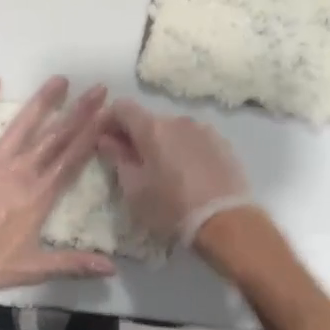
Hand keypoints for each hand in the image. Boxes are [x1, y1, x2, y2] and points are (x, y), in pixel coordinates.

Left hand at [0, 75, 117, 294]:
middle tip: (98, 89)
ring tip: (60, 79)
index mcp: (40, 195)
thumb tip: (112, 270)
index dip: (93, 135)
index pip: (73, 159)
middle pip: (56, 136)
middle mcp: (21, 170)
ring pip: (23, 124)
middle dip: (79, 112)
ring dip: (42, 101)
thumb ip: (74, 264)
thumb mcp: (32, 268)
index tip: (109, 114)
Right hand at [100, 100, 256, 250]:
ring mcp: (204, 130)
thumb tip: (106, 140)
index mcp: (152, 128)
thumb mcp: (134, 189)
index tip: (104, 141)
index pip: (122, 107)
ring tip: (164, 172)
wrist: (225, 221)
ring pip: (173, 130)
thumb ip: (117, 159)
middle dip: (136, 136)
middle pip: (149, 120)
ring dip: (162, 144)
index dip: (108, 120)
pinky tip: (188, 175)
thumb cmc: (170, 208)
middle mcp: (178, 120)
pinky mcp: (223, 144)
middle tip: (132, 163)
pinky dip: (184, 151)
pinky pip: (195, 141)